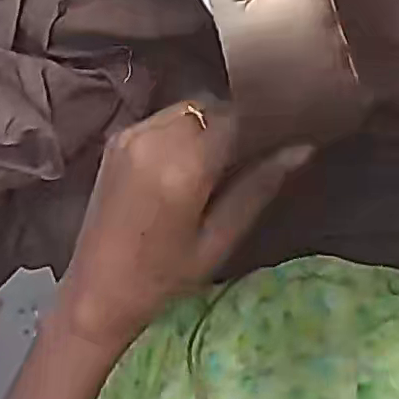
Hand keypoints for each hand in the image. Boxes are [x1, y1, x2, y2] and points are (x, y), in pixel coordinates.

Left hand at [55, 100, 312, 350]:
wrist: (96, 291)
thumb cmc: (164, 277)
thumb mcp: (220, 238)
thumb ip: (259, 186)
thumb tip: (302, 149)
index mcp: (183, 165)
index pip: (235, 118)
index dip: (261, 121)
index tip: (280, 133)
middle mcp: (155, 137)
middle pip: (210, 106)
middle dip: (233, 122)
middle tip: (249, 151)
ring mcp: (131, 133)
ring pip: (187, 107)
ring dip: (207, 122)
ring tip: (218, 157)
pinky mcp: (118, 136)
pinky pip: (163, 117)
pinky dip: (182, 128)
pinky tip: (186, 158)